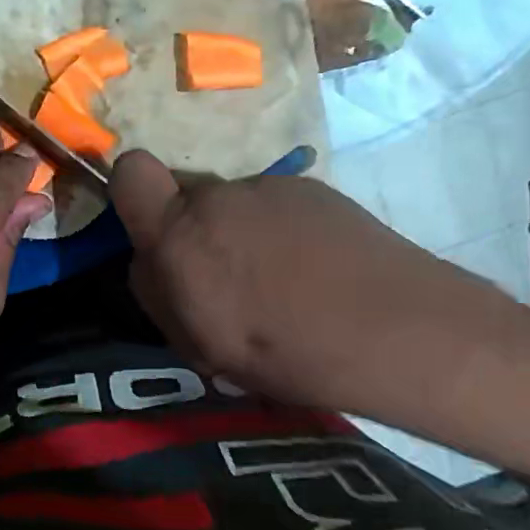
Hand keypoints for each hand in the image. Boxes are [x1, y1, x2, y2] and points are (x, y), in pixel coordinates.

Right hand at [109, 149, 529, 418]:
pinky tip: (314, 270)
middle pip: (185, 201)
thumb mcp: (203, 347)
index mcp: (180, 237)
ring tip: (283, 284)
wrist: (399, 330)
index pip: (130, 174)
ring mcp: (270, 188)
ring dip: (240, 235)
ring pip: (232, 207)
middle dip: (194, 235)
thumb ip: (161, 296)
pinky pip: (273, 206)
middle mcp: (219, 199)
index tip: (155, 234)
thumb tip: (153, 264)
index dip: (133, 195)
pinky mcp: (313, 187)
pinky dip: (280, 232)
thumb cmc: (289, 354)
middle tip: (230, 284)